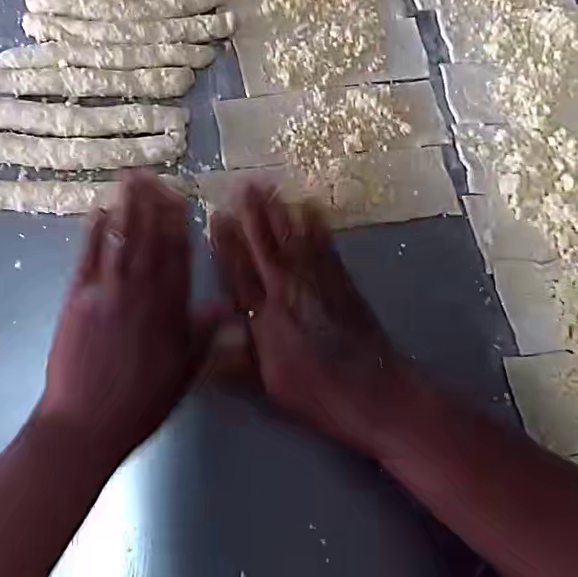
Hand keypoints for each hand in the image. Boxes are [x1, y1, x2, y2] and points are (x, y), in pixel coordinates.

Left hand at [36, 171, 220, 459]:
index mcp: (170, 310)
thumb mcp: (185, 371)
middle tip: (154, 175)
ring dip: (127, 207)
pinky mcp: (78, 298)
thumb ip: (203, 333)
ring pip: (123, 240)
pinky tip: (98, 212)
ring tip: (131, 179)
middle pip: (150, 239)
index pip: (179, 257)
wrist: (86, 423)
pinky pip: (89, 257)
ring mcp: (108, 291)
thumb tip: (226, 303)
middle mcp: (142, 293)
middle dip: (153, 205)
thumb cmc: (141, 402)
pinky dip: (94, 233)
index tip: (181, 199)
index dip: (179, 225)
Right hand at [210, 182, 409, 452]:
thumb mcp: (269, 383)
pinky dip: (316, 225)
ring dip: (279, 211)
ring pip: (293, 238)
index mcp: (264, 315)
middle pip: (266, 245)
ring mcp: (317, 282)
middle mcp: (288, 290)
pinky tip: (310, 207)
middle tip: (243, 184)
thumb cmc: (316, 392)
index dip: (227, 243)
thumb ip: (237, 358)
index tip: (217, 216)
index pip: (239, 271)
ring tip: (268, 185)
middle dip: (252, 214)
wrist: (373, 391)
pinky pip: (325, 245)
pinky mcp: (342, 281)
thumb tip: (205, 343)